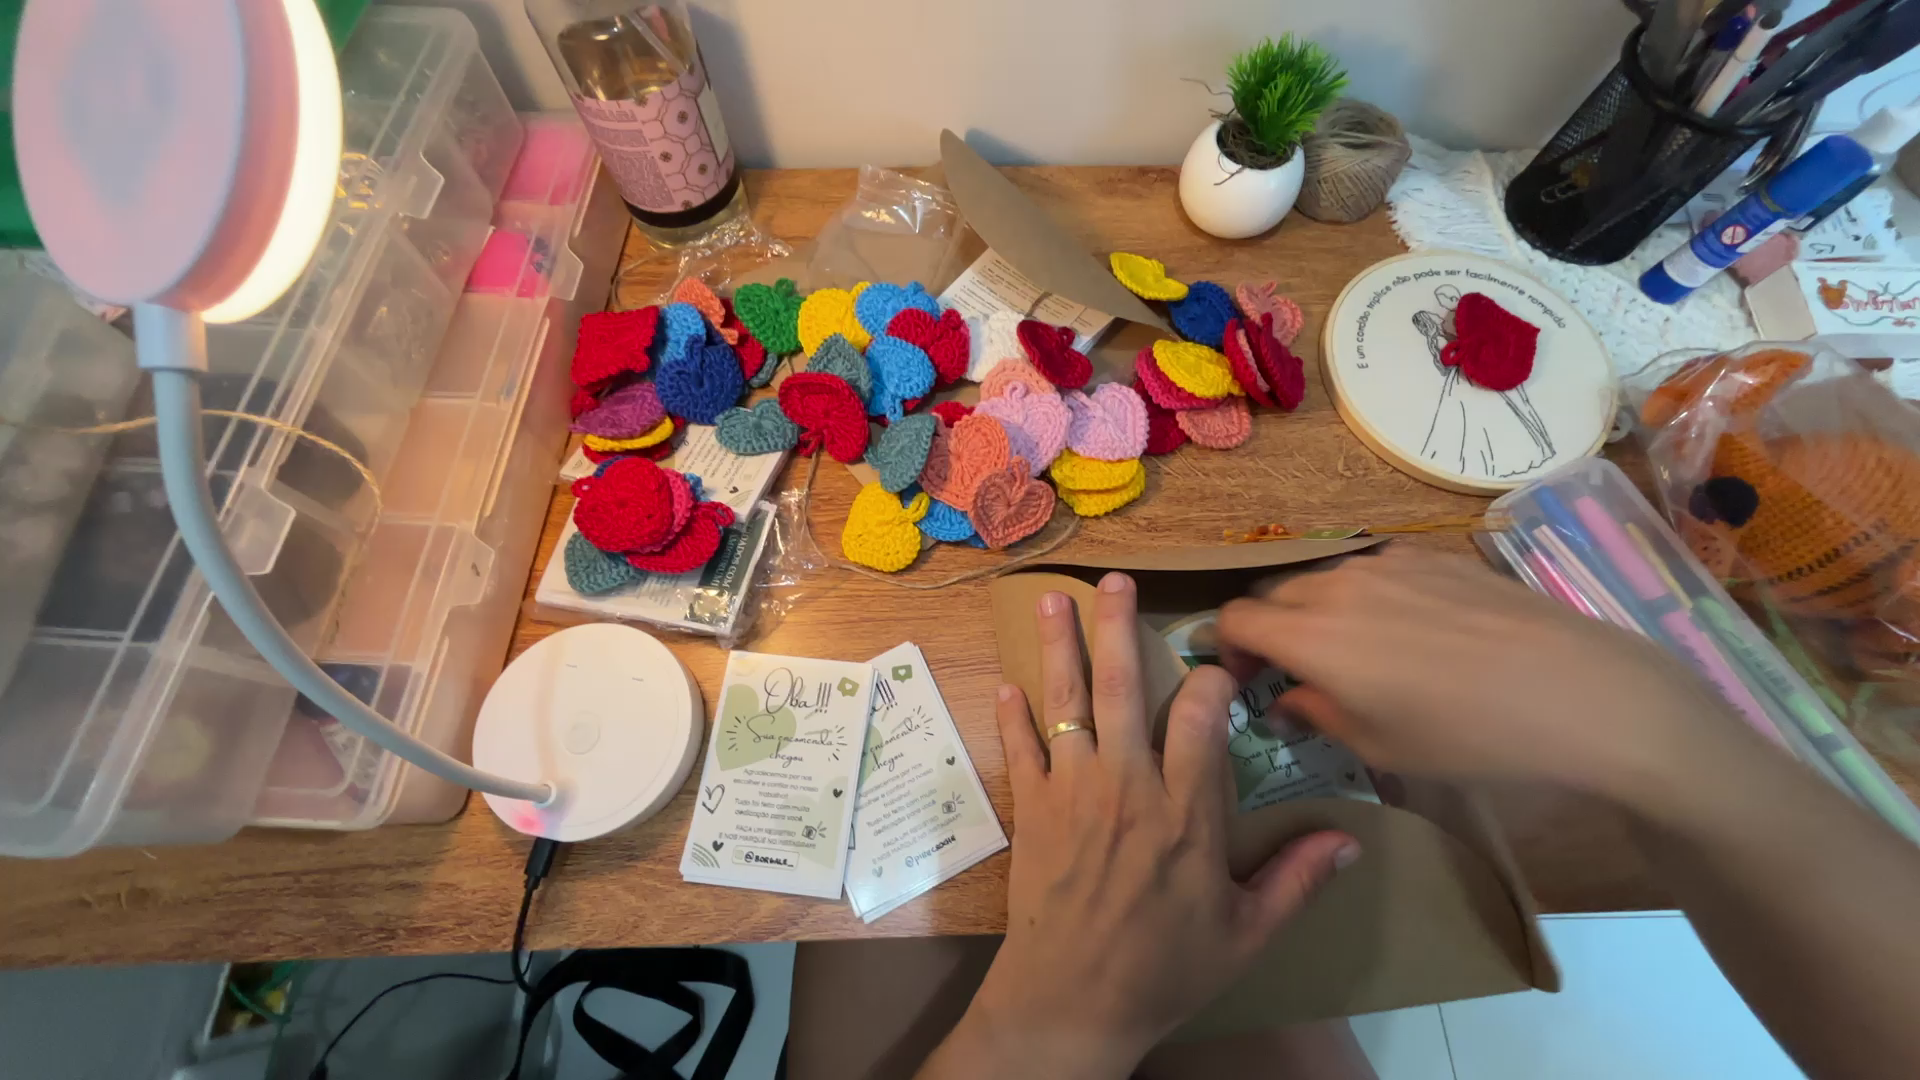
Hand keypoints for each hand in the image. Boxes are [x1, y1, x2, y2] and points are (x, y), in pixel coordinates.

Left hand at [923, 573, 1357, 1079]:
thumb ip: (1296, 880)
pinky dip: (1012, 715)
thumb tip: (1351, 842)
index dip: (1209, 680)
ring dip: (1057, 648)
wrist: (1073, 1002)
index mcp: (1183, 812)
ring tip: (1049, 601)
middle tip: (1114, 581)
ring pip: (1065, 703)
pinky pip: (1020, 748)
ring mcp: (1070, 790)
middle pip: (1121, 688)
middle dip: (1116, 628)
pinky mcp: (1031, 807)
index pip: (1198, 720)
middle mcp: (1125, 785)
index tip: (1217, 663)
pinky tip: (1007, 683)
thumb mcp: (1246, 933)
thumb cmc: (1164, 969)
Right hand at [1214, 545, 1755, 810]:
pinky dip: (1365, 595)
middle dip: (1269, 630)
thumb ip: (1313, 713)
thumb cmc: (1468, 737)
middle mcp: (1334, 586)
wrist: (1587, 697)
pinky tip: (1413, 629)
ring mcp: (1385, 563)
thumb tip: (1284, 700)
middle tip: (1298, 669)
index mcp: (1309, 635)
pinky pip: (1373, 569)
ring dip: (1316, 611)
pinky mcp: (1432, 555)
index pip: (1232, 618)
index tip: (1249, 678)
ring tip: (1360, 649)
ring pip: (1321, 579)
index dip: (1226, 647)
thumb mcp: (1377, 746)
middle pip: (1272, 594)